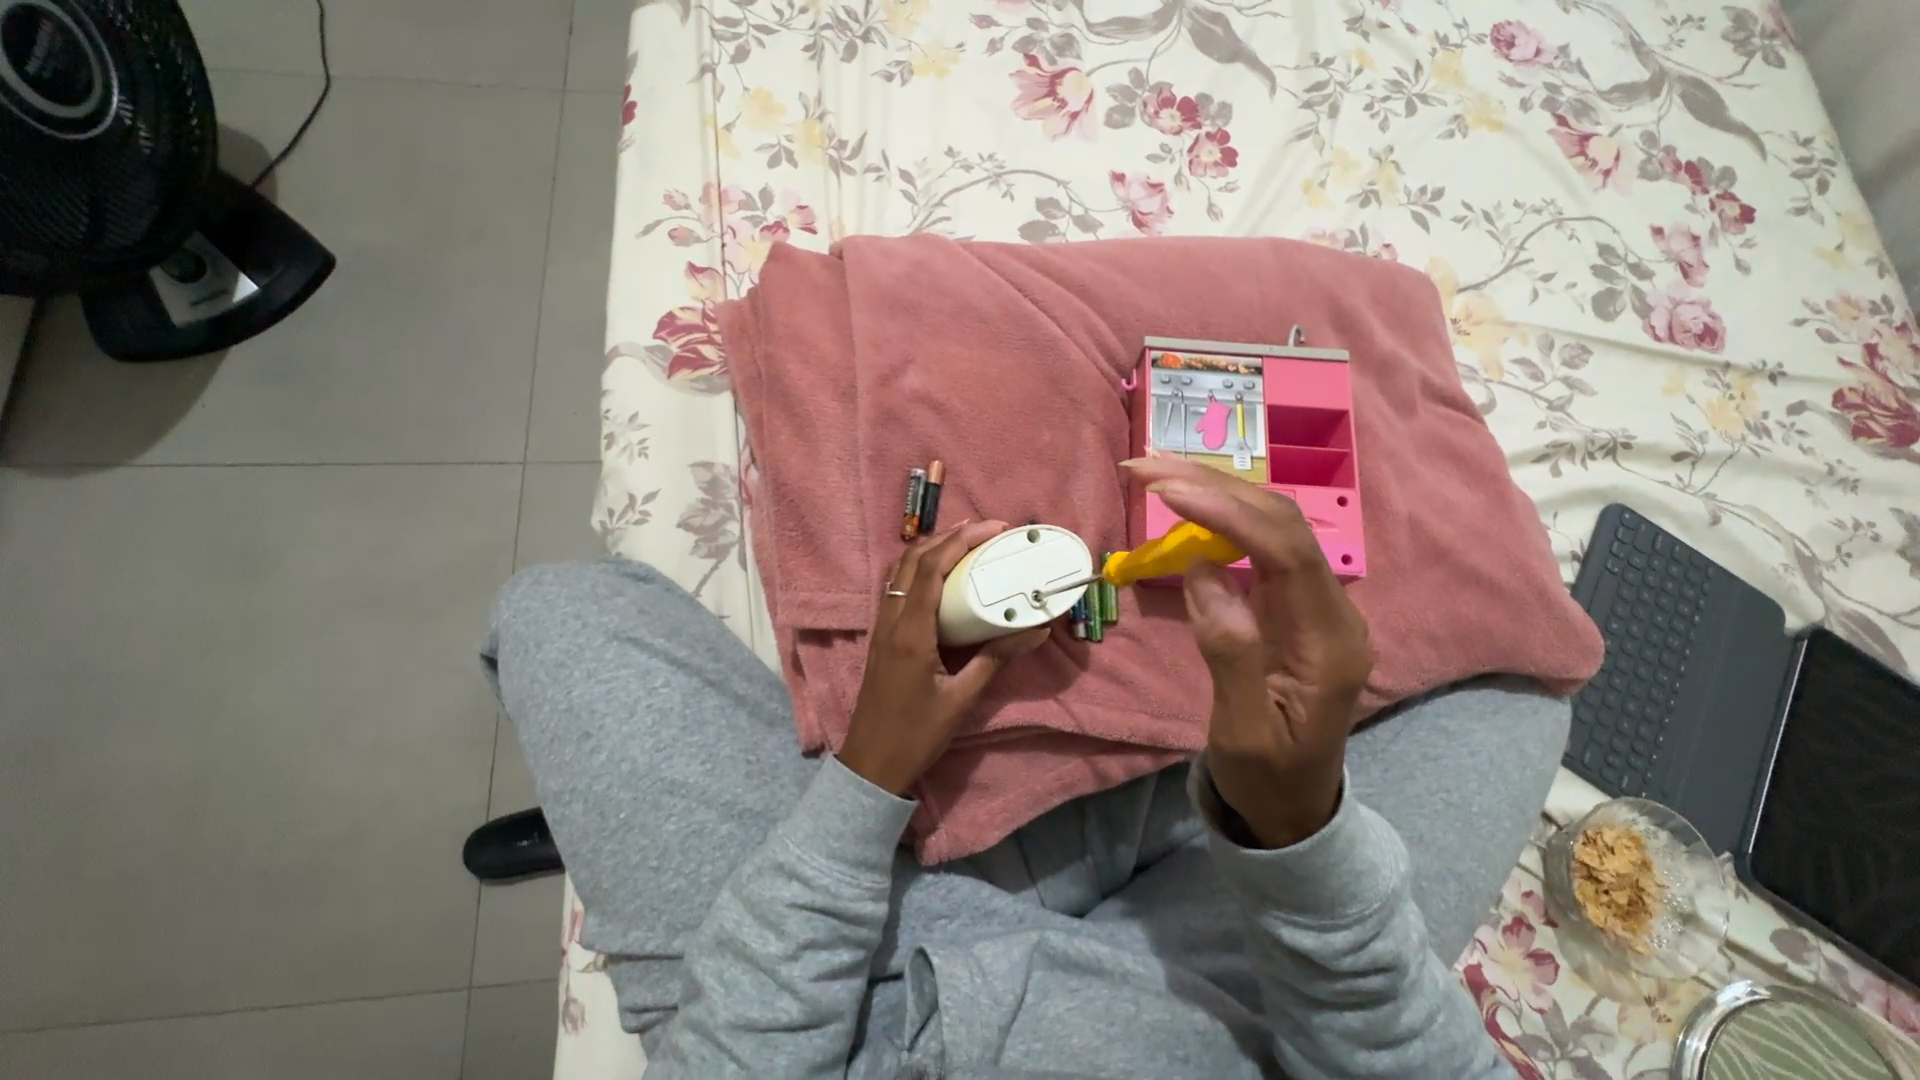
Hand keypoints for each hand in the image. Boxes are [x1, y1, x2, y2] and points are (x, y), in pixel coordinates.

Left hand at [839, 521, 1050, 794]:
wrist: (871, 764)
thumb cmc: (916, 734)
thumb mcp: (962, 699)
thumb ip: (996, 660)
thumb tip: (1035, 631)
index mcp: (911, 631)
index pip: (932, 568)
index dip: (961, 540)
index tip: (993, 529)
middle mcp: (891, 620)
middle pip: (912, 559)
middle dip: (947, 537)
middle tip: (984, 531)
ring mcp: (881, 627)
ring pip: (900, 571)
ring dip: (930, 549)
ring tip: (964, 543)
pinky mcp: (881, 637)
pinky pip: (896, 588)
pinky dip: (918, 570)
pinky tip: (941, 577)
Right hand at [1124, 457, 1373, 847]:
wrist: (1295, 807)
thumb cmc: (1268, 777)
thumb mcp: (1244, 732)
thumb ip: (1230, 651)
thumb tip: (1204, 569)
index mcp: (1330, 641)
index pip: (1286, 551)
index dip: (1229, 513)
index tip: (1169, 491)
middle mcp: (1333, 610)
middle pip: (1282, 523)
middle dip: (1216, 486)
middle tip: (1146, 467)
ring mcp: (1315, 604)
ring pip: (1272, 525)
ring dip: (1215, 492)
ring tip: (1155, 473)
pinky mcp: (1292, 606)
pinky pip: (1260, 545)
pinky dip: (1220, 517)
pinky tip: (1185, 504)